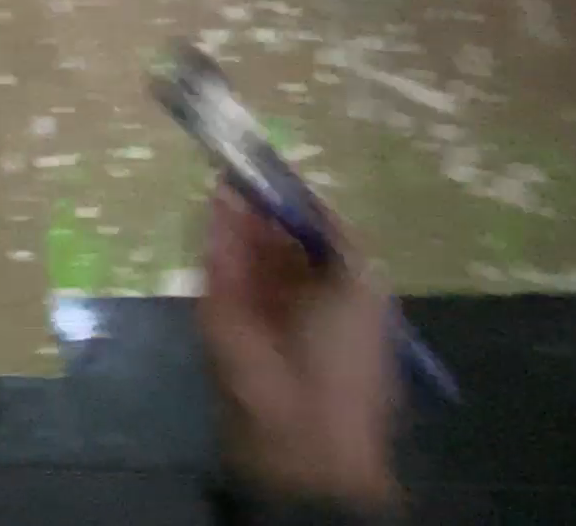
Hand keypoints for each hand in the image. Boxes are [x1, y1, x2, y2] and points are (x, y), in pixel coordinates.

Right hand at [199, 184, 398, 510]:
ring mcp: (250, 290)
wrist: (293, 412)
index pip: (313, 236)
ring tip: (227, 170)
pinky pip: (215, 254)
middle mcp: (292, 285)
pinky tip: (215, 197)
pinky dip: (215, 226)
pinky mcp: (214, 295)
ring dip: (237, 208)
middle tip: (248, 163)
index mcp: (335, 288)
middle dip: (264, 201)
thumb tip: (308, 198)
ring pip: (242, 239)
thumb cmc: (344, 353)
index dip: (299, 205)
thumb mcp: (361, 291)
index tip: (282, 171)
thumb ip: (338, 240)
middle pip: (274, 232)